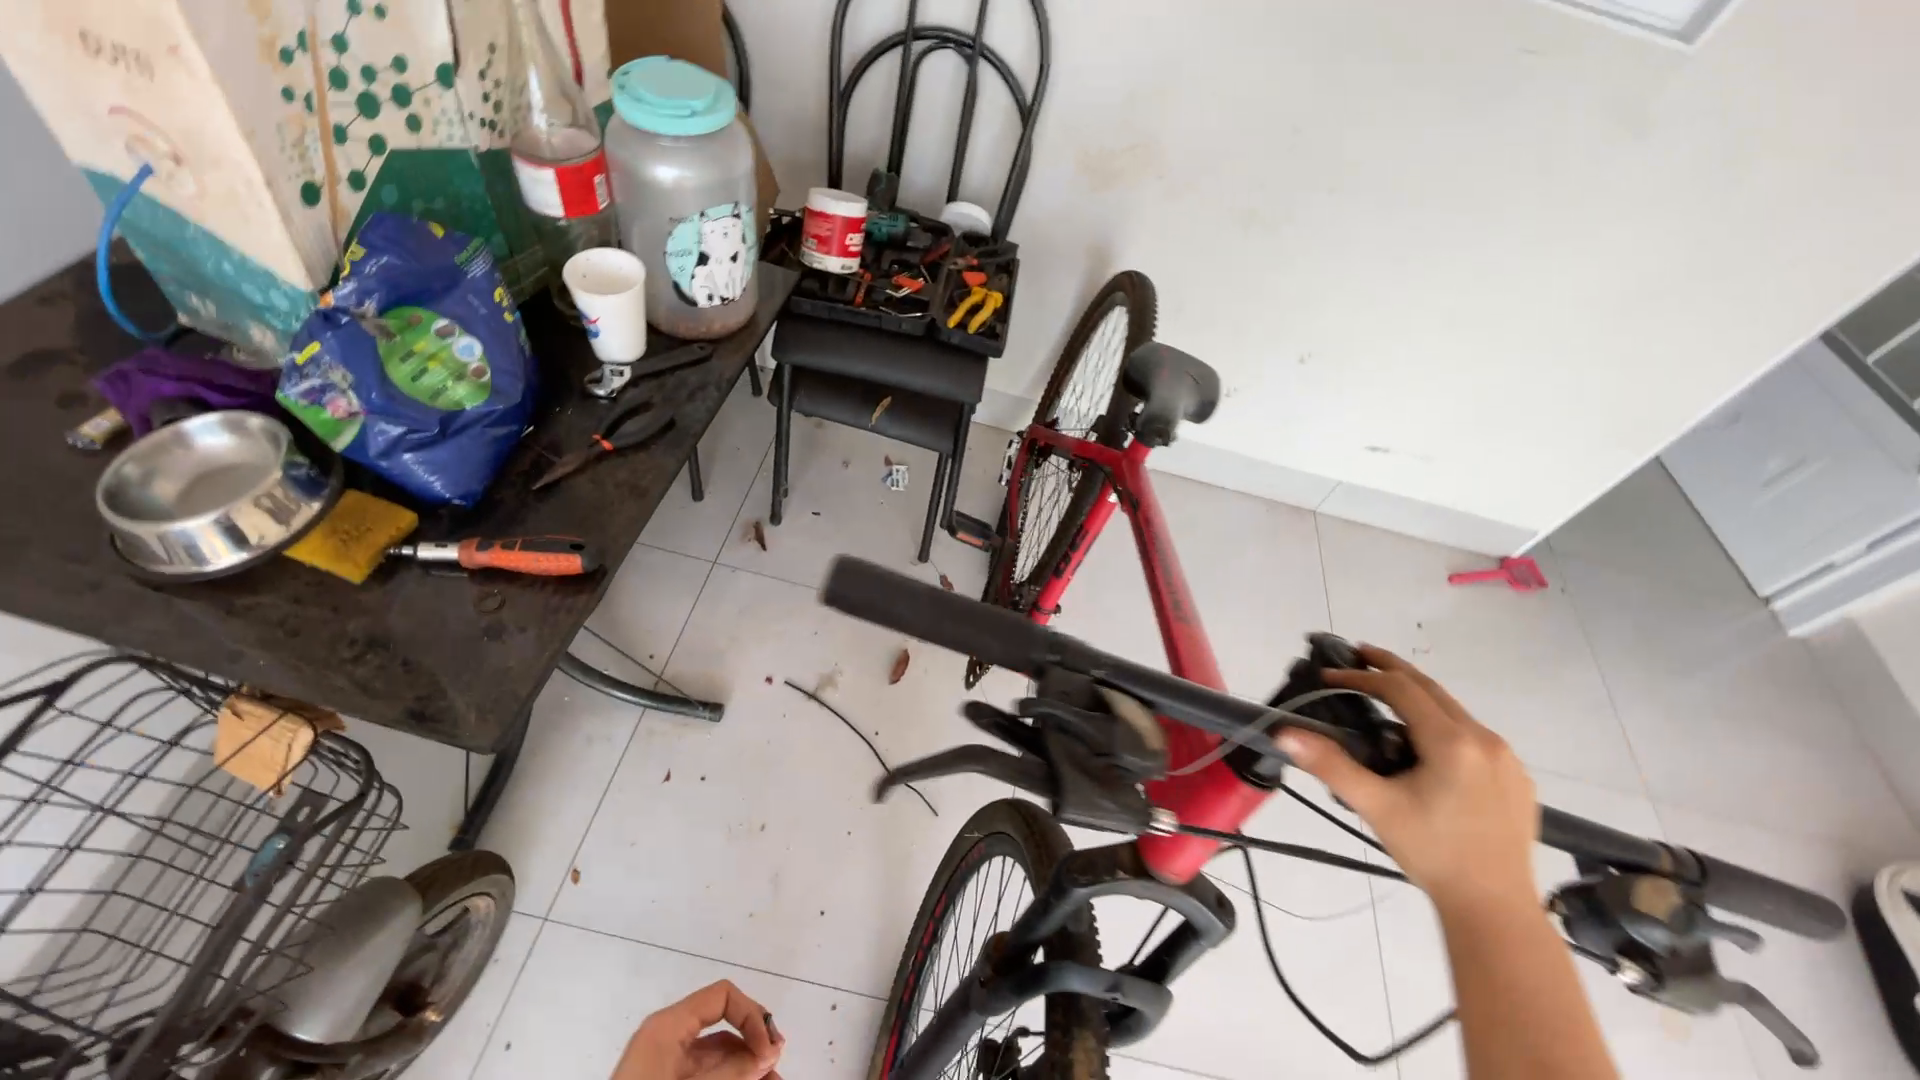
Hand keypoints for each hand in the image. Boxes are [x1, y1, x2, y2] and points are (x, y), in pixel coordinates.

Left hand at [610, 980, 785, 1079]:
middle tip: (778, 1065)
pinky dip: (731, 1078)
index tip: (769, 1050)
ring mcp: (667, 1064)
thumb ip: (733, 1070)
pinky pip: (707, 1073)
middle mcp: (669, 1037)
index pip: (723, 996)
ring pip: (719, 1054)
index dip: (752, 1016)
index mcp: (669, 1026)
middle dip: (754, 1043)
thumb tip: (770, 1050)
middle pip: (723, 1026)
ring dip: (748, 1066)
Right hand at [1276, 645, 1538, 913]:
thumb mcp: (1376, 807)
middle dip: (1392, 670)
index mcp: (1453, 742)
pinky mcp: (1518, 779)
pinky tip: (1425, 747)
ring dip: (1418, 699)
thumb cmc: (1432, 854)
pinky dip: (1443, 726)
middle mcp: (1486, 740)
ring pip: (1455, 713)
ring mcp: (1508, 759)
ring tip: (1385, 700)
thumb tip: (1284, 732)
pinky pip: (1474, 737)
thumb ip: (1331, 765)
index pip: (1402, 689)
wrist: (1495, 908)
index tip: (1329, 675)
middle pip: (1432, 690)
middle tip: (1357, 656)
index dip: (1362, 677)